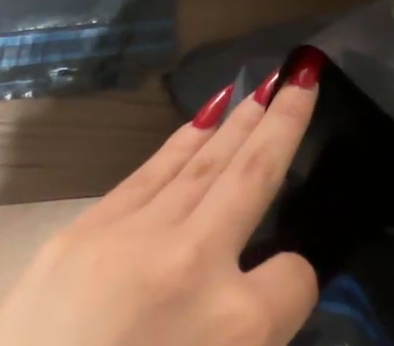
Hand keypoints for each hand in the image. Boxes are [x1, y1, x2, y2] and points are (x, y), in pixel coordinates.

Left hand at [0, 50, 325, 345]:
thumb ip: (244, 330)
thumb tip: (251, 292)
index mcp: (235, 327)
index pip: (295, 278)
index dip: (296, 280)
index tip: (282, 287)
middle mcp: (195, 264)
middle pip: (254, 176)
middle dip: (283, 122)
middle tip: (304, 75)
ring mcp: (139, 237)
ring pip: (206, 161)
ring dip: (240, 120)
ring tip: (267, 85)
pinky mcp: (89, 229)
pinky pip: (155, 171)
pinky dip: (186, 139)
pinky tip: (207, 115)